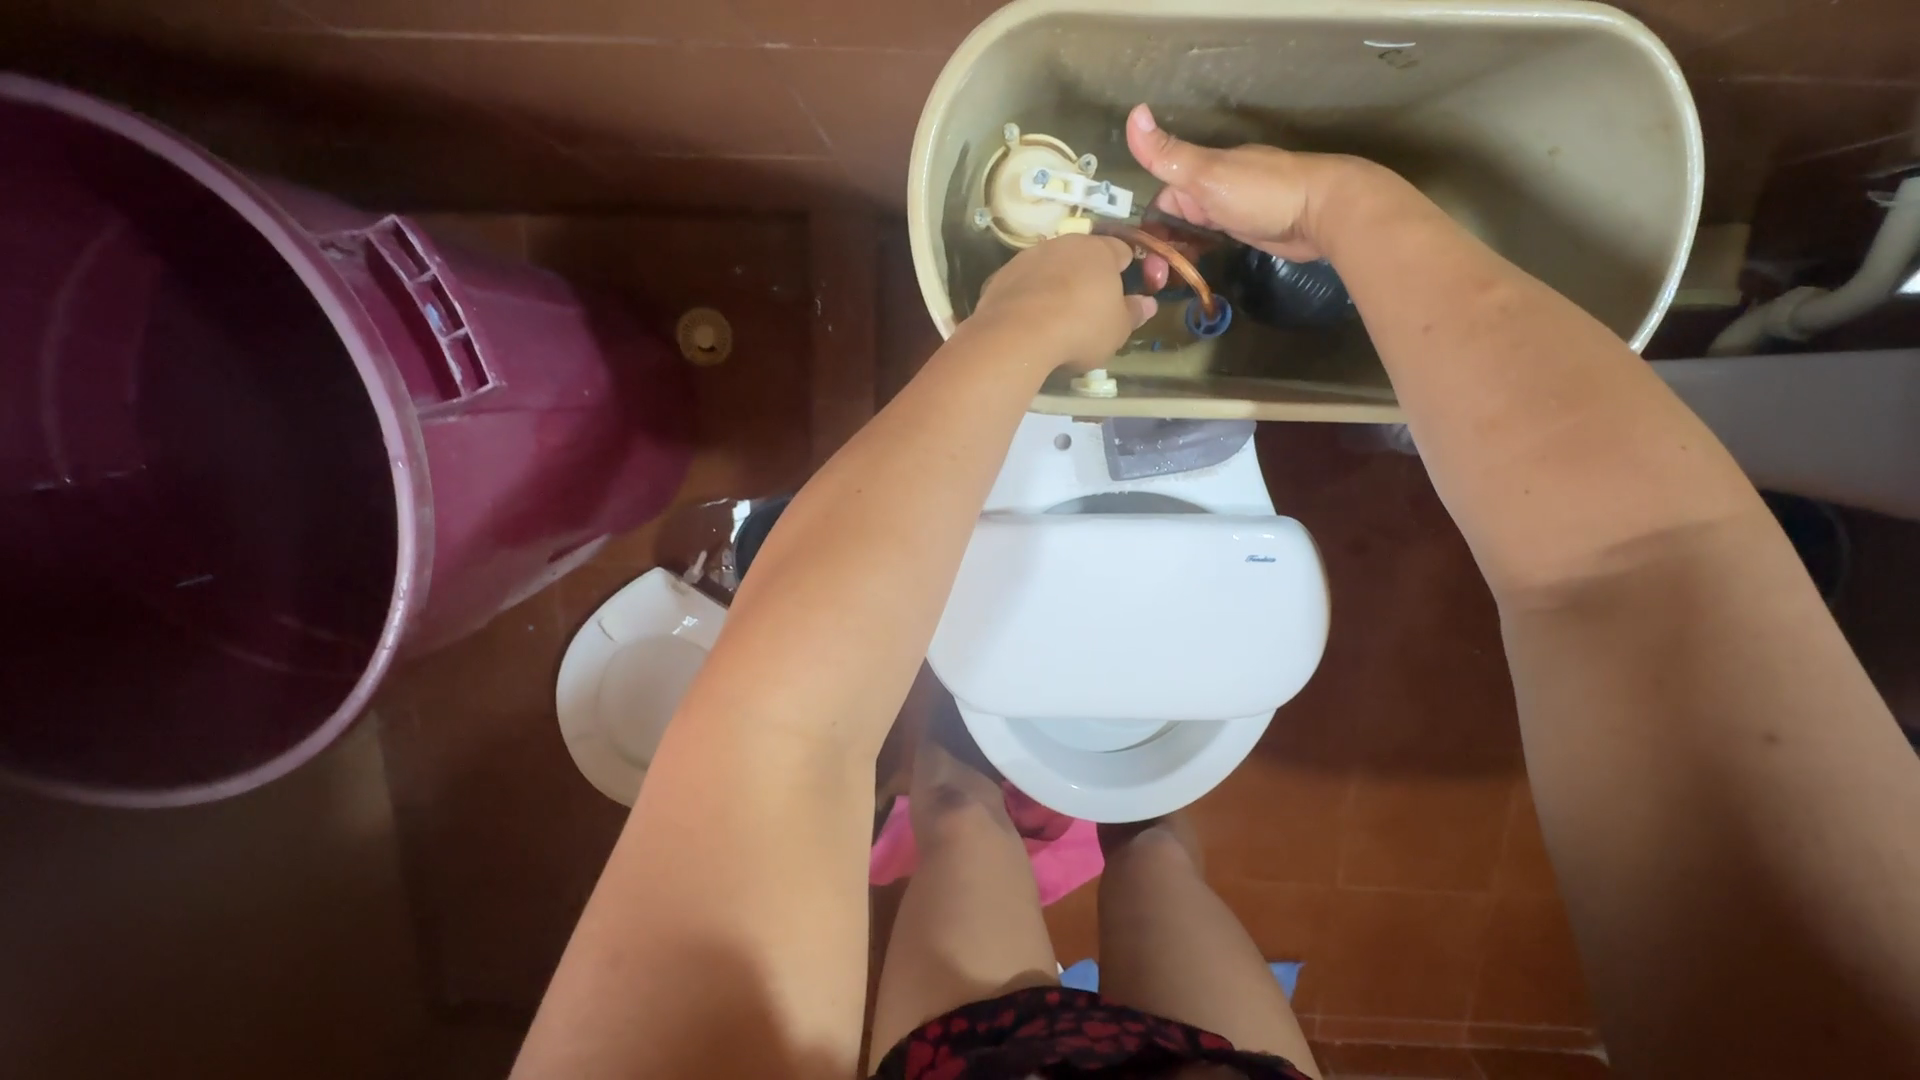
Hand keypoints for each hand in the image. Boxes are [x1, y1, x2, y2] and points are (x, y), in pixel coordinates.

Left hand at [964, 234, 1156, 370]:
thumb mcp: (1117, 329)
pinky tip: (1029, 321)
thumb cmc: (1081, 328)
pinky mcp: (1000, 276)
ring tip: (1056, 315)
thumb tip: (1148, 304)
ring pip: (1049, 266)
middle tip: (1090, 304)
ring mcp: (1027, 257)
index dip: (1125, 267)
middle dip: (1087, 274)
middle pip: (1081, 255)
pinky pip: (1023, 284)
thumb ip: (1133, 313)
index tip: (1124, 287)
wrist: (1018, 335)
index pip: (1120, 249)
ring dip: (1055, 283)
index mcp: (1098, 250)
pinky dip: (1029, 296)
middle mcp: (1062, 244)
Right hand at [1125, 103, 1375, 266]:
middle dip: (1161, 248)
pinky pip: (1209, 243)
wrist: (1322, 211)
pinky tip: (1193, 273)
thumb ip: (1168, 153)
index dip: (1146, 229)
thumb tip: (1134, 113)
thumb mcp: (1206, 173)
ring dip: (1177, 256)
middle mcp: (1209, 190)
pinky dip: (1197, 257)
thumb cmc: (1262, 192)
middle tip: (1159, 279)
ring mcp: (1228, 210)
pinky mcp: (1244, 230)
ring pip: (1189, 235)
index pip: (1158, 203)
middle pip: (1171, 221)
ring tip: (1170, 283)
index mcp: (1198, 173)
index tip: (1142, 259)